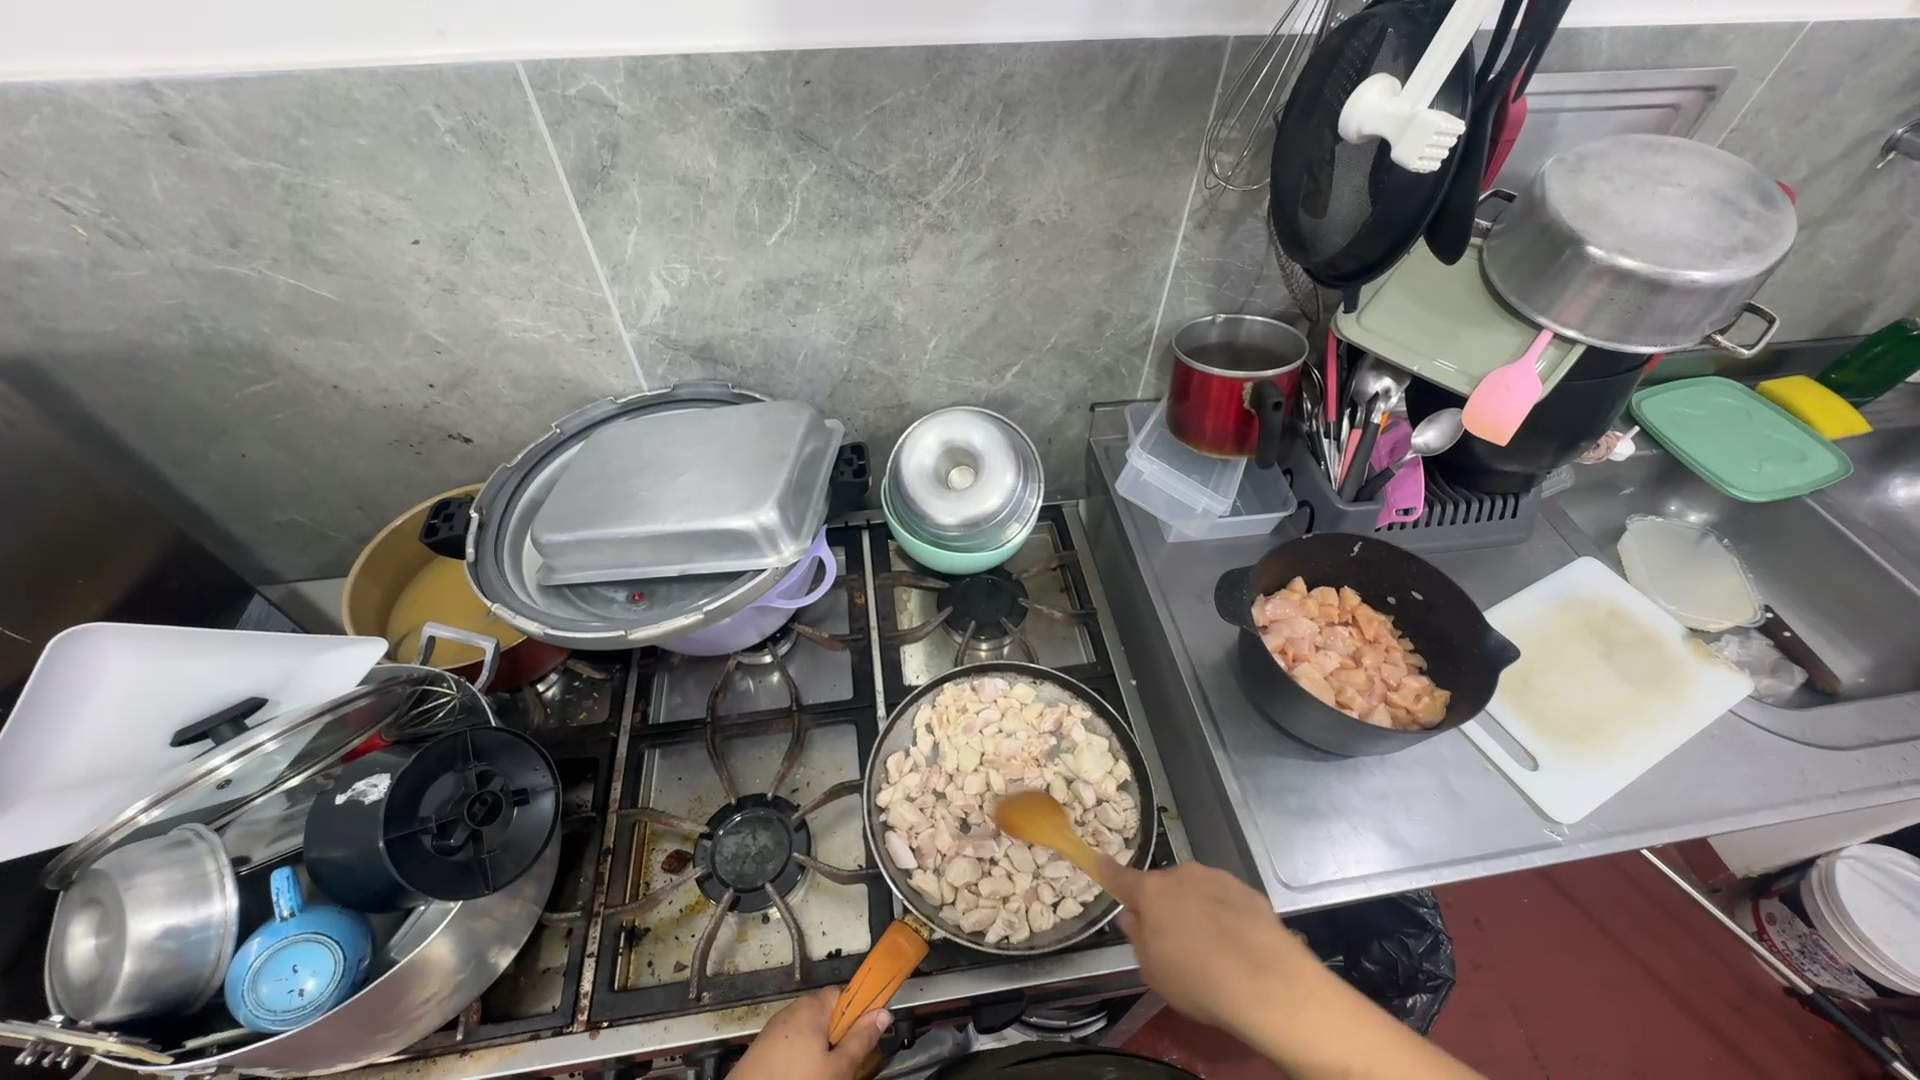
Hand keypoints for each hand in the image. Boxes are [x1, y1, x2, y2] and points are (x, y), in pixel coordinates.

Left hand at [727, 987, 889, 1079]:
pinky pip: (793, 1046)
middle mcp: (792, 1010)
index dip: (861, 1011)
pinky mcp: (763, 1050)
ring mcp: (774, 1030)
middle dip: (841, 1037)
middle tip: (848, 1064)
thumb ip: (862, 1039)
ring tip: (827, 1076)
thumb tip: (883, 1012)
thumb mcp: (838, 1068)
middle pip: (828, 1015)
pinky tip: (805, 1077)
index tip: (871, 1032)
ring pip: (811, 1034)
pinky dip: (802, 1060)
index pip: (846, 993)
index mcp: (811, 1006)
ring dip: (822, 1051)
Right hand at [1113, 862, 1320, 1036]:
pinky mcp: (1249, 891)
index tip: (1097, 860)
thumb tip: (1133, 918)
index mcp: (1151, 892)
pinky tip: (1237, 946)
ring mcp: (1218, 879)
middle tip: (1172, 941)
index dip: (1106, 871)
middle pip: (1164, 887)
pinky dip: (1225, 916)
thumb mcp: (1154, 971)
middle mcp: (1183, 875)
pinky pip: (1226, 901)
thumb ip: (1138, 939)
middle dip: (1164, 906)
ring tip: (1212, 949)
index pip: (1120, 878)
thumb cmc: (1199, 981)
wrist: (1269, 984)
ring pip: (1196, 891)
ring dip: (1196, 910)